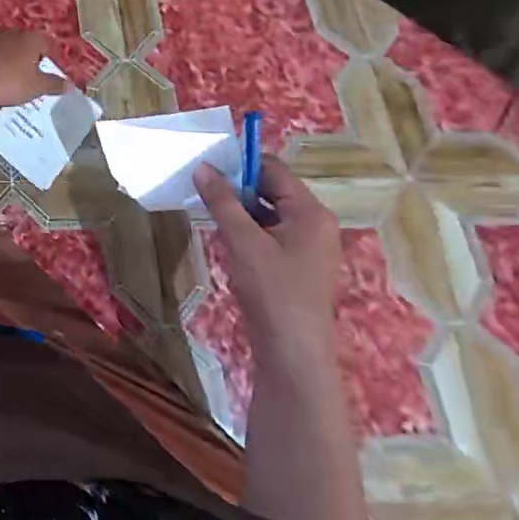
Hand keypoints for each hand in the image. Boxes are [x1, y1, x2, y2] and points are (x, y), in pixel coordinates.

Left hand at [0, 30, 67, 111]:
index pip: (49, 44)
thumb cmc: (9, 84)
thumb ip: (54, 84)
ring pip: (7, 44)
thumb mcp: (36, 88)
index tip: (55, 68)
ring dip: (11, 56)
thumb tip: (70, 85)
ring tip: (12, 74)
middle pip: (27, 41)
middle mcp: (12, 32)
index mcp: (32, 39)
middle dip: (32, 55)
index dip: (54, 56)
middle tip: (34, 72)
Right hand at [193, 156, 340, 333]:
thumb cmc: (273, 291)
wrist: (292, 354)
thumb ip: (223, 202)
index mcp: (311, 212)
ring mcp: (308, 249)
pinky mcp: (296, 269)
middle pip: (273, 193)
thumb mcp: (243, 242)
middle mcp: (316, 225)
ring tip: (207, 212)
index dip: (241, 165)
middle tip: (202, 189)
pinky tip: (224, 241)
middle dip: (238, 190)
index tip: (207, 165)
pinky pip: (270, 238)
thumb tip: (203, 168)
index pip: (275, 171)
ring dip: (240, 213)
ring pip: (269, 217)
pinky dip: (247, 234)